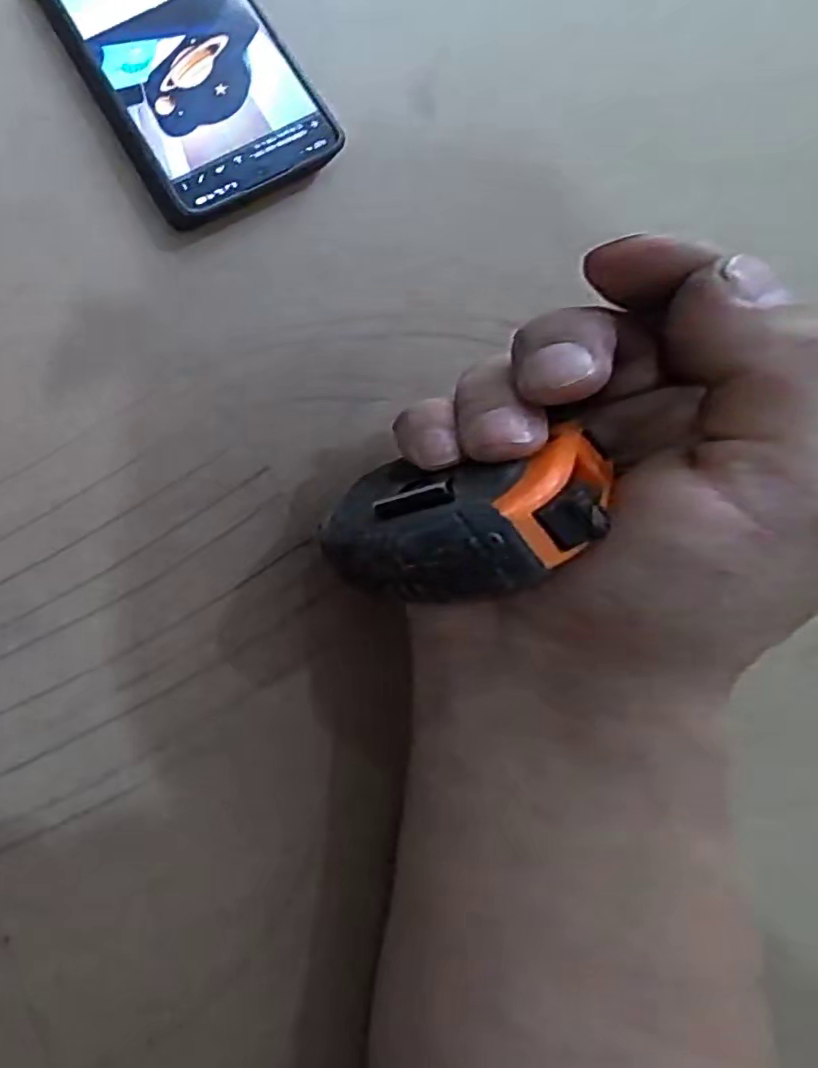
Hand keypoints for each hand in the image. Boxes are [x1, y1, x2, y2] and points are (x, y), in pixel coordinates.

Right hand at [392, 237, 817, 691]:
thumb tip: (716, 276)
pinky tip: (438, 460)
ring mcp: (514, 451)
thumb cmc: (682, 593)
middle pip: (573, 336)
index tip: (613, 260)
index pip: (686, 316)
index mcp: (710, 413)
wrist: (551, 671)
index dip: (659, 274)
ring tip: (492, 453)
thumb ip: (774, 368)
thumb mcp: (783, 482)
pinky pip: (421, 423)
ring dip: (486, 400)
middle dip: (558, 348)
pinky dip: (424, 429)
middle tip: (556, 391)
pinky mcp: (444, 477)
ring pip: (487, 377)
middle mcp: (610, 422)